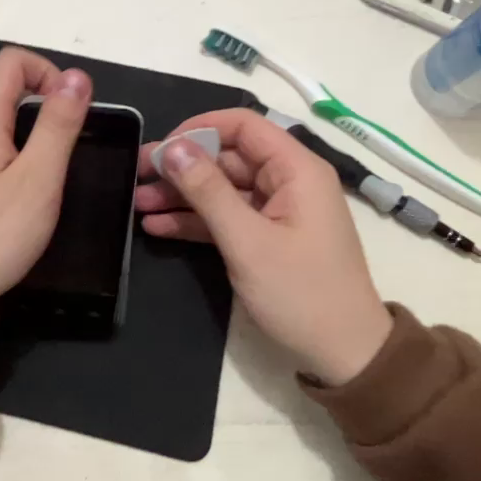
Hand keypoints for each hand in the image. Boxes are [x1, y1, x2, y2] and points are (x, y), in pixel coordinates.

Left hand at [0, 47, 92, 298]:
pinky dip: (11, 153)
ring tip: (48, 175)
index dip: (48, 72)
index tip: (70, 111)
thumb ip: (58, 125)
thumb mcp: (38, 179)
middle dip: (43, 103)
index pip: (11, 61)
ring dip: (29, 132)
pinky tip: (21, 194)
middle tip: (67, 149)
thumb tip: (77, 76)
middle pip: (3, 89)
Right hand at [135, 110, 392, 385]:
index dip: (199, 129)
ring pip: (221, 189)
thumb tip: (172, 148)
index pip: (244, 126)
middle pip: (227, 157)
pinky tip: (157, 226)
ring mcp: (276, 211)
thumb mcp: (248, 241)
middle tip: (135, 176)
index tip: (161, 148)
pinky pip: (225, 217)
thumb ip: (208, 191)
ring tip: (136, 204)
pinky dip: (194, 221)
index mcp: (296, 170)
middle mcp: (287, 181)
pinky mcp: (265, 237)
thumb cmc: (301, 293)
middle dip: (181, 167)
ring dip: (180, 196)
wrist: (344, 354)